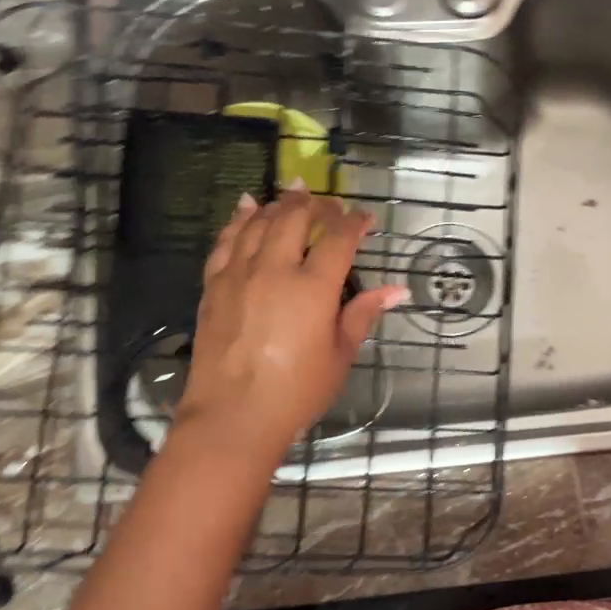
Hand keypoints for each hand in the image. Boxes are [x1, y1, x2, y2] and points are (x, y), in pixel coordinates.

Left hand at [174, 186, 406, 451]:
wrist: (234, 415)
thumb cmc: (297, 391)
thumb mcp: (340, 355)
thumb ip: (362, 314)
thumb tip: (397, 290)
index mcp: (313, 287)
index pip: (338, 240)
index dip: (354, 223)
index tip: (365, 218)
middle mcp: (275, 270)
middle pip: (295, 219)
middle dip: (315, 205)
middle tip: (329, 203)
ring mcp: (239, 275)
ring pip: (258, 223)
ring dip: (278, 205)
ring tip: (292, 194)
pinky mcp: (214, 286)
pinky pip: (226, 241)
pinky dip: (238, 220)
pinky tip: (245, 208)